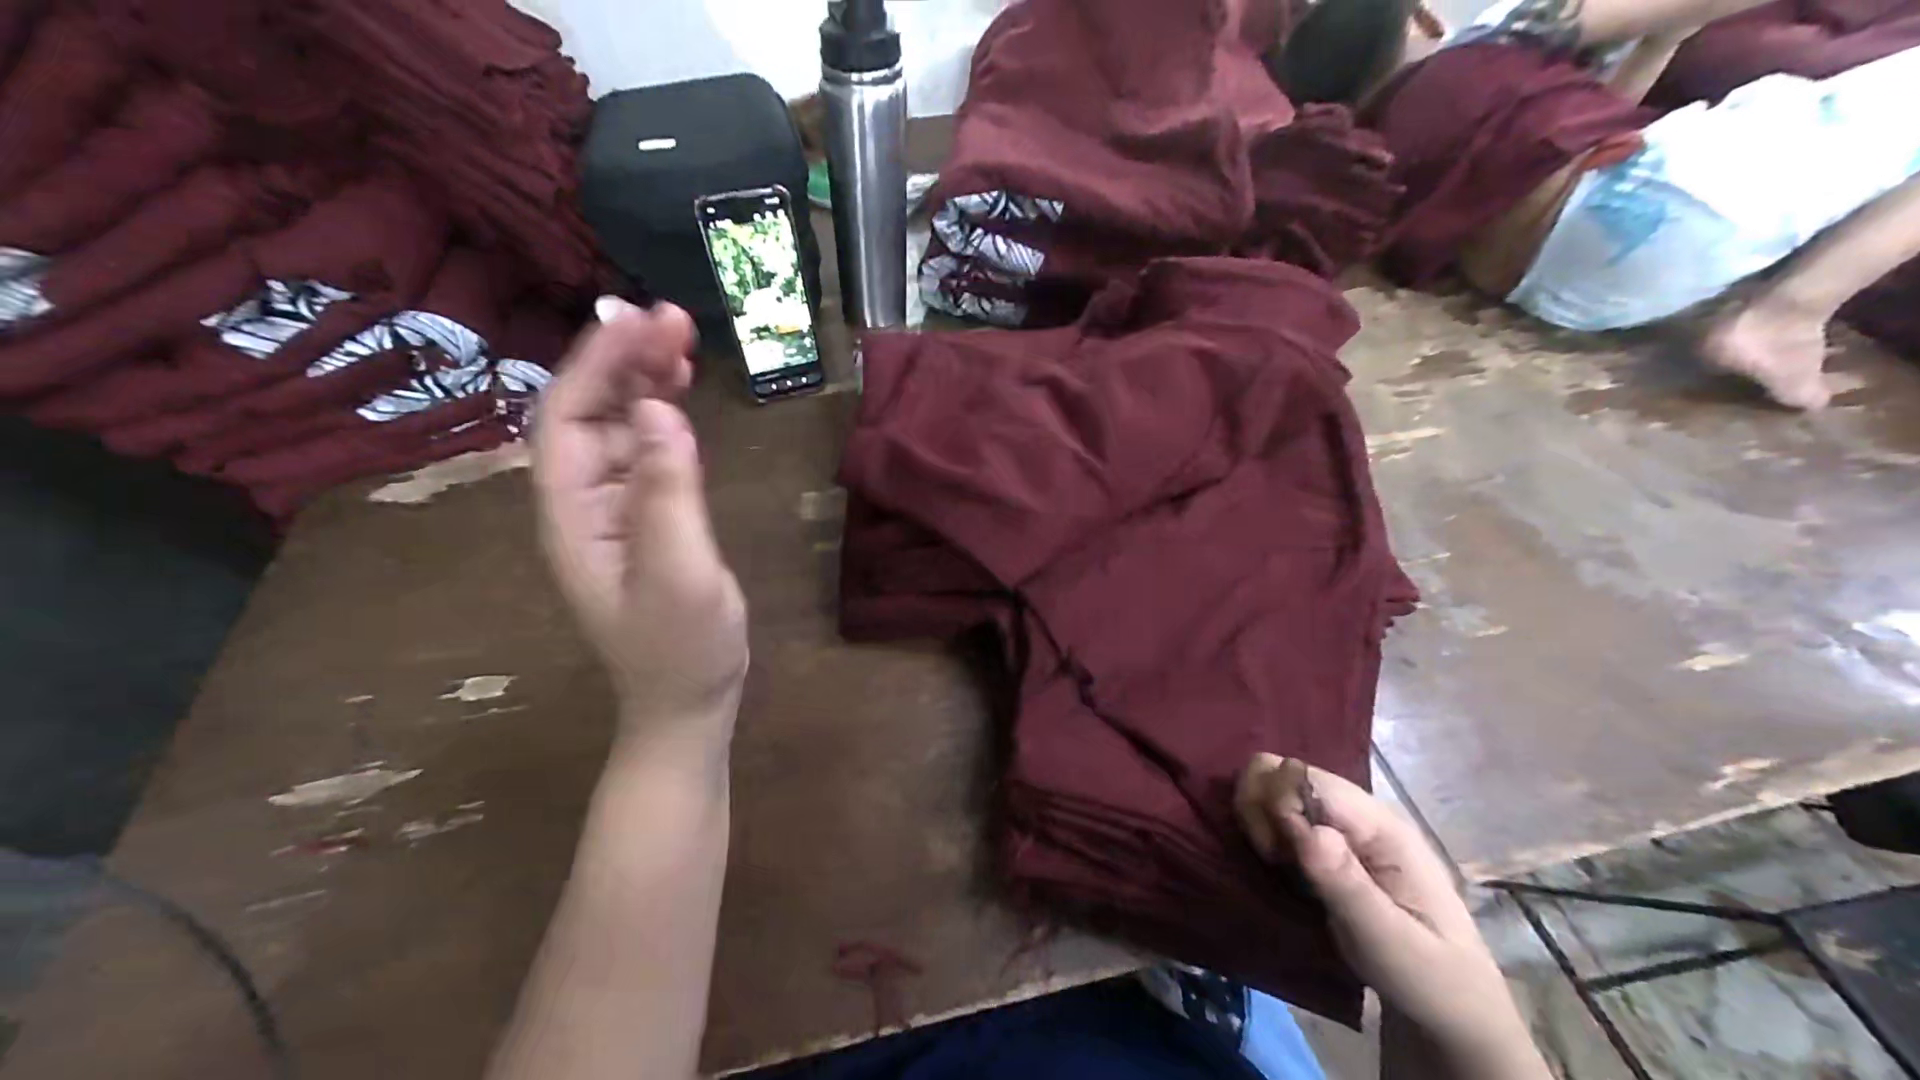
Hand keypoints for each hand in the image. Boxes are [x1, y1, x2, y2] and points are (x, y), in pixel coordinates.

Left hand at [534, 298, 747, 731]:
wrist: (689, 700)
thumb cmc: (683, 648)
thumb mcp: (681, 574)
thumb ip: (667, 494)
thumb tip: (656, 411)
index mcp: (574, 515)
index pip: (567, 418)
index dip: (597, 363)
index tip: (640, 318)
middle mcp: (583, 502)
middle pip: (589, 412)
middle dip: (624, 359)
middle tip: (674, 317)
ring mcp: (614, 510)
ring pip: (617, 426)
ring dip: (644, 379)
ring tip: (683, 340)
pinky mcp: (645, 517)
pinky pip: (645, 452)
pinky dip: (662, 415)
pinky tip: (681, 394)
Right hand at [1235, 755, 1548, 1078]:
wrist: (1447, 1005)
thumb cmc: (1427, 976)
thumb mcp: (1391, 942)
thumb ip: (1347, 884)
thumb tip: (1304, 827)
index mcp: (1381, 826)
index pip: (1307, 777)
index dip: (1276, 801)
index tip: (1276, 854)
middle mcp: (1357, 810)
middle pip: (1281, 769)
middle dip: (1259, 806)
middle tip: (1271, 857)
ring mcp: (1340, 821)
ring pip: (1271, 783)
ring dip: (1257, 816)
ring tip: (1275, 862)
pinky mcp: (1322, 836)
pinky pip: (1274, 808)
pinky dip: (1261, 826)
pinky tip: (1277, 862)